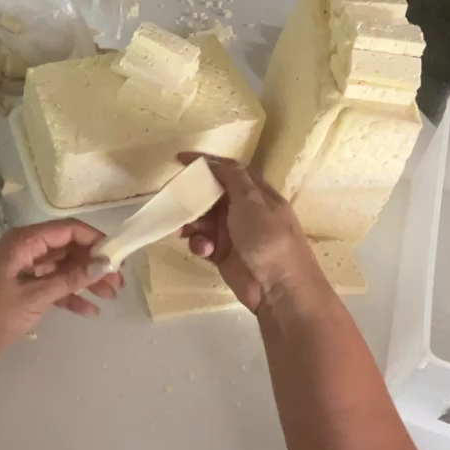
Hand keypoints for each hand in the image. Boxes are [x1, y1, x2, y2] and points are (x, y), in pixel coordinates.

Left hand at [0, 219, 123, 373]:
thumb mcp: (34, 296)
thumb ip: (70, 279)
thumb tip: (105, 263)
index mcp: (23, 242)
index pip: (68, 230)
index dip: (95, 239)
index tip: (120, 256)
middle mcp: (24, 251)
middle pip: (67, 249)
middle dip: (93, 263)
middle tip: (119, 282)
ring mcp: (22, 272)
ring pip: (62, 269)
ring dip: (85, 281)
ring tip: (110, 296)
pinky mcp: (21, 293)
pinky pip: (52, 288)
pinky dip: (69, 297)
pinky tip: (89, 312)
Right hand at [177, 153, 322, 312]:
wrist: (279, 289)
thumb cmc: (269, 240)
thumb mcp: (253, 202)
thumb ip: (232, 179)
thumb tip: (216, 162)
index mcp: (257, 193)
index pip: (229, 171)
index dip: (206, 163)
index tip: (180, 160)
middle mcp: (245, 211)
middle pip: (211, 196)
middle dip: (191, 196)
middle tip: (170, 198)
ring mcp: (234, 234)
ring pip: (203, 220)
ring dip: (190, 222)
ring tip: (178, 229)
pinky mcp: (223, 255)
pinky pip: (203, 242)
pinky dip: (198, 244)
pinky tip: (203, 250)